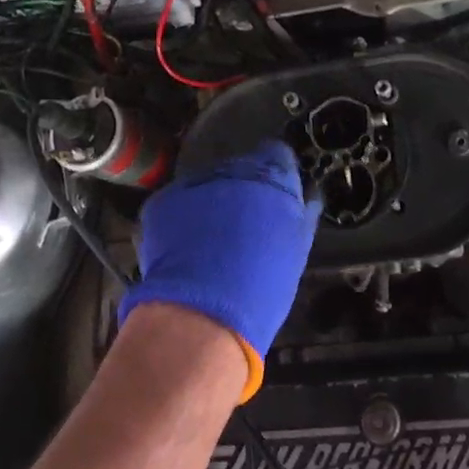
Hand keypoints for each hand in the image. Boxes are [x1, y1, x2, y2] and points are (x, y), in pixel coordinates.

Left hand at [118, 141, 319, 399]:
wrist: (204, 313)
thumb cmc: (264, 285)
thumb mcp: (296, 248)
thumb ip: (300, 216)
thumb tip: (306, 201)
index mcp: (273, 177)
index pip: (278, 155)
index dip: (276, 175)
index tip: (274, 197)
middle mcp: (234, 168)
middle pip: (240, 169)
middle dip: (241, 190)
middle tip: (240, 225)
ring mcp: (194, 182)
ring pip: (205, 185)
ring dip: (209, 203)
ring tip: (207, 242)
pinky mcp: (162, 201)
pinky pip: (175, 203)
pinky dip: (178, 220)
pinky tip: (182, 250)